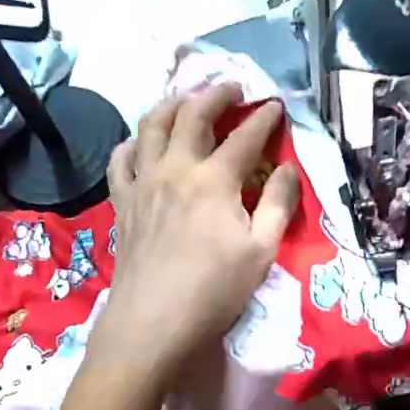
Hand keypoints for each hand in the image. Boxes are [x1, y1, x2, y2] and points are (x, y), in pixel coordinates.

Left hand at [93, 84, 299, 389]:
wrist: (154, 322)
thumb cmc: (214, 291)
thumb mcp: (261, 252)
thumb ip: (278, 205)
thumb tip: (289, 169)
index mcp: (214, 180)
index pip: (245, 137)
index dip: (264, 118)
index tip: (277, 106)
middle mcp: (175, 168)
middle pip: (193, 115)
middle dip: (216, 94)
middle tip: (233, 87)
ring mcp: (143, 183)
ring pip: (151, 125)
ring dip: (172, 104)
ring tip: (186, 100)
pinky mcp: (123, 203)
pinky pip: (120, 159)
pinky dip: (132, 142)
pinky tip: (140, 144)